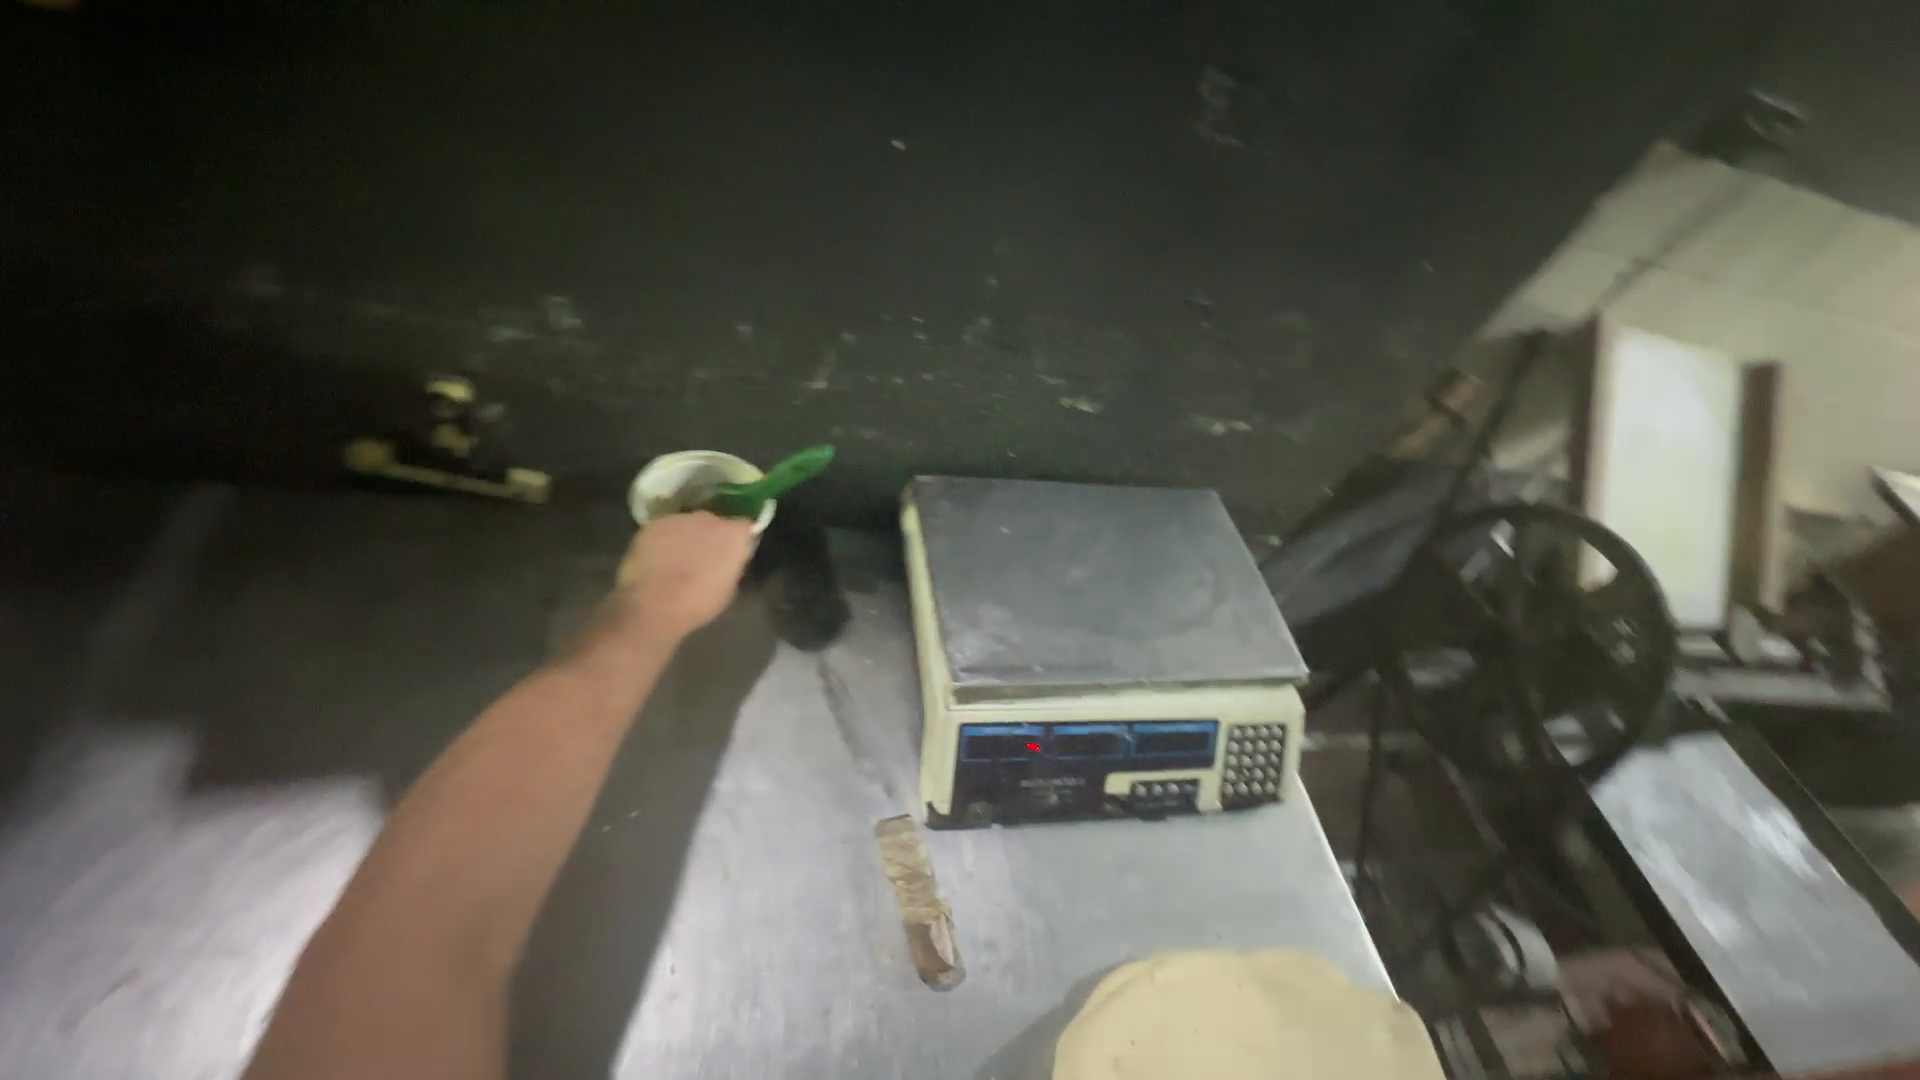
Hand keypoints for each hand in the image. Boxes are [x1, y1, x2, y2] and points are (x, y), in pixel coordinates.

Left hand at [613, 512, 755, 639]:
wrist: (654, 604)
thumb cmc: (699, 602)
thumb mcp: (729, 588)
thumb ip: (732, 565)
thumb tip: (728, 560)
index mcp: (733, 535)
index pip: (745, 527)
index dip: (739, 540)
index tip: (734, 553)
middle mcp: (709, 518)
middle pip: (715, 522)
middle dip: (711, 536)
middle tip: (704, 557)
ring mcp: (679, 519)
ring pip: (687, 524)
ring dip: (687, 536)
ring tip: (677, 558)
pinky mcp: (653, 524)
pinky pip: (665, 529)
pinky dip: (664, 540)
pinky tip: (658, 558)